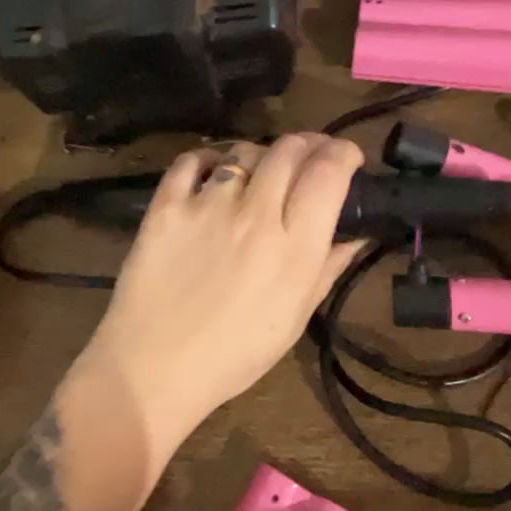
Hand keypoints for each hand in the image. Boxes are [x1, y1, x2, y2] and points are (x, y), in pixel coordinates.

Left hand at [75, 134, 365, 450]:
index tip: (346, 156)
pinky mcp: (166, 206)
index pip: (328, 172)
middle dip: (307, 144)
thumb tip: (355, 235)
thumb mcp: (294, 317)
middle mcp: (255, 215)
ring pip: (242, 151)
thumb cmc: (234, 354)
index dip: (343, 153)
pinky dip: (206, 158)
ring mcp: (206, 206)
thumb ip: (326, 268)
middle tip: (308, 156)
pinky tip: (211, 171)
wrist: (154, 367)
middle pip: (288, 150)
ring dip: (258, 154)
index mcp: (294, 247)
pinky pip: (190, 160)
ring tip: (258, 170)